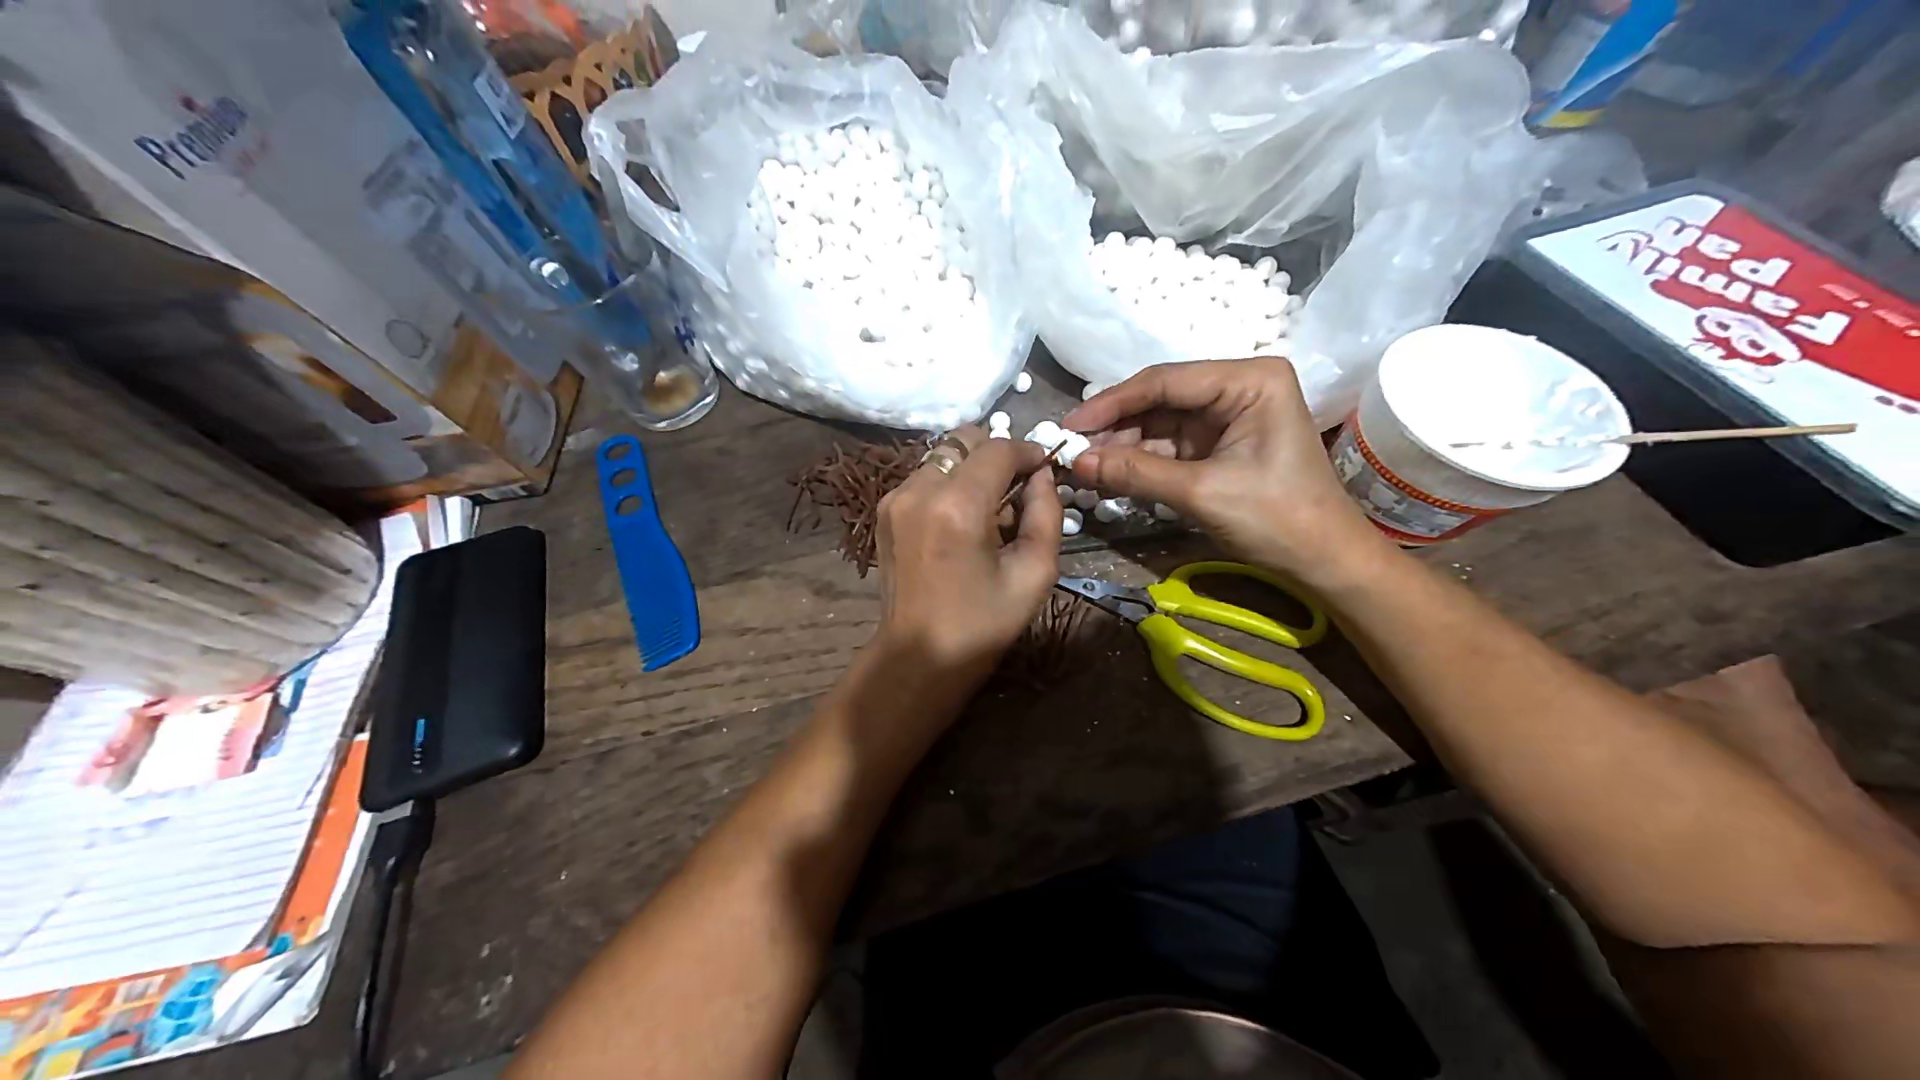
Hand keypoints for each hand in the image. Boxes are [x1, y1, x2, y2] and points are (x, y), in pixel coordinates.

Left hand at [874, 426, 1061, 680]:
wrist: (918, 656)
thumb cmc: (982, 624)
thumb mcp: (1034, 573)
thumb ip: (1046, 513)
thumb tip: (1041, 475)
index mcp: (957, 507)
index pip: (998, 449)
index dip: (1028, 452)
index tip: (1045, 470)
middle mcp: (919, 491)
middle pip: (965, 441)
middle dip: (997, 456)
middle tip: (1016, 490)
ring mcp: (895, 499)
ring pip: (943, 456)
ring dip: (972, 471)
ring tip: (988, 512)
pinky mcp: (884, 510)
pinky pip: (925, 477)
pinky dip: (949, 485)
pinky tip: (960, 522)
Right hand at [1064, 357, 1385, 583]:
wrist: (1324, 561)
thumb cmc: (1278, 519)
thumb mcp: (1202, 493)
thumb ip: (1136, 473)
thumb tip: (1076, 463)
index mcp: (1248, 380)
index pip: (1165, 380)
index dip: (1112, 403)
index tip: (1069, 425)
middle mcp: (1236, 388)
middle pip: (1159, 400)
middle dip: (1115, 427)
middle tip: (1070, 450)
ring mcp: (1226, 417)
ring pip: (1158, 424)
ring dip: (1122, 447)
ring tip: (1082, 467)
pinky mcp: (1217, 446)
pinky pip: (1168, 447)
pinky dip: (1139, 462)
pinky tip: (1108, 474)